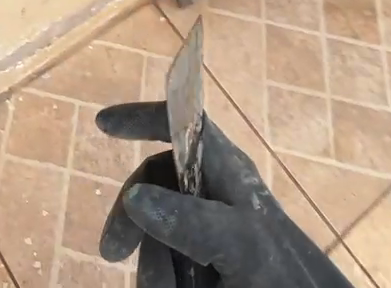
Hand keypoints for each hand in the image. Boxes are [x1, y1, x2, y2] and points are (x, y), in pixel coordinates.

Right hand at [95, 102, 355, 287]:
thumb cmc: (286, 278)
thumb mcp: (244, 245)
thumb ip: (193, 221)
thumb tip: (135, 196)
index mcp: (224, 170)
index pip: (178, 124)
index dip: (141, 117)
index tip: (103, 124)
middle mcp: (211, 193)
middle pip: (153, 183)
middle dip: (130, 217)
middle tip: (111, 253)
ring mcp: (207, 230)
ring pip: (156, 231)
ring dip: (151, 263)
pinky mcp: (206, 263)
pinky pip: (168, 261)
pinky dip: (162, 277)